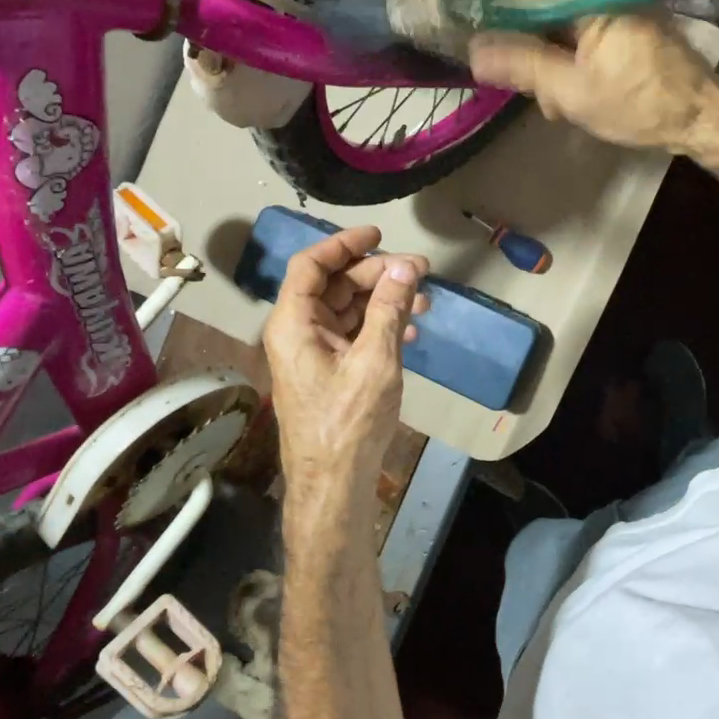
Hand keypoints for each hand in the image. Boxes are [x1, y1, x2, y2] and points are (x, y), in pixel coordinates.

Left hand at [262, 226, 427, 542]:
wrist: (333, 483)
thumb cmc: (348, 422)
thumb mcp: (375, 360)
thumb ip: (389, 308)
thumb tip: (406, 264)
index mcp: (294, 324)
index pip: (311, 265)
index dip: (343, 244)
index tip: (379, 235)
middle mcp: (297, 332)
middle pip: (334, 285)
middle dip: (377, 274)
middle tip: (419, 272)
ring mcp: (313, 354)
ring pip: (347, 310)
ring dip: (384, 300)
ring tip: (424, 302)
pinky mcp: (328, 373)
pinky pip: (352, 335)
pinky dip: (380, 326)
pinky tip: (411, 331)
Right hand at [469, 15, 718, 154]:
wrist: (704, 118)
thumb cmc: (640, 104)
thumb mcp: (572, 91)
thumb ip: (522, 65)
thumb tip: (474, 50)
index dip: (494, 3)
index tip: (470, 29)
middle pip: (542, 4)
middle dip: (526, 46)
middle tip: (521, 85)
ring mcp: (618, 8)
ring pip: (562, 26)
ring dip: (549, 63)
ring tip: (555, 104)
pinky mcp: (627, 28)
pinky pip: (584, 36)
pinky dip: (572, 63)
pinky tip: (572, 97)